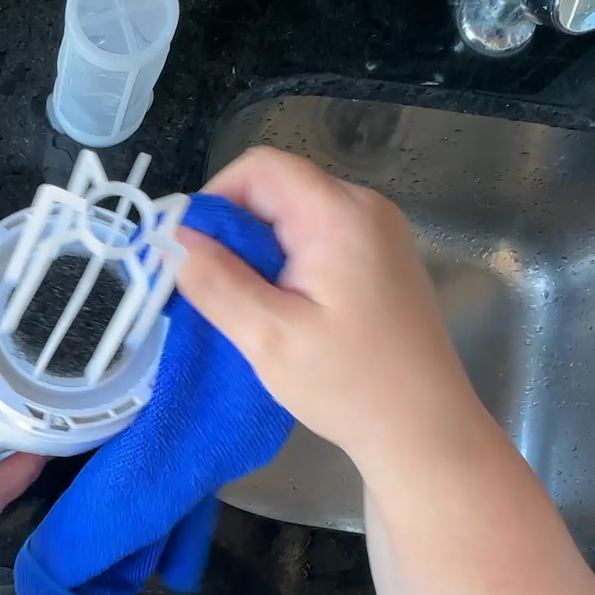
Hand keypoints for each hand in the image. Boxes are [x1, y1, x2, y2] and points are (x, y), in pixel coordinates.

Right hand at [174, 148, 494, 478]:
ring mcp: (375, 236)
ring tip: (237, 309)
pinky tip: (273, 314)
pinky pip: (313, 245)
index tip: (186, 251)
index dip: (212, 199)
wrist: (422, 427)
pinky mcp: (376, 264)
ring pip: (291, 221)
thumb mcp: (268, 337)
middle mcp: (363, 210)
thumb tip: (172, 239)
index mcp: (339, 215)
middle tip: (205, 291)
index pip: (261, 167)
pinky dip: (279, 269)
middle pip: (276, 191)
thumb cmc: (348, 383)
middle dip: (229, 234)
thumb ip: (217, 283)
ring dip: (251, 256)